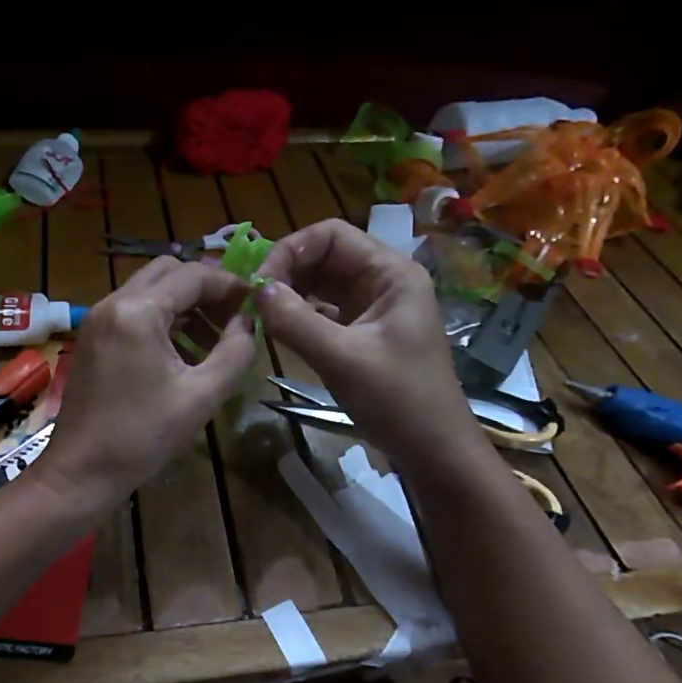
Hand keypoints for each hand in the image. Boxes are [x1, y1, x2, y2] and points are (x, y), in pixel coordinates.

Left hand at [37, 257, 255, 502]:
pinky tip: (183, 352)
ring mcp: (95, 322)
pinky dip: (160, 321)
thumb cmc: (142, 436)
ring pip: (148, 292)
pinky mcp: (91, 341)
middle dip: (205, 289)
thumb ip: (235, 350)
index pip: (193, 275)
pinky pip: (131, 314)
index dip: (231, 284)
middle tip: (234, 317)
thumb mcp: (202, 395)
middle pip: (167, 273)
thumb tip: (250, 321)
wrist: (81, 471)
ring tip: (216, 338)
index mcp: (136, 312)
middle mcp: (111, 305)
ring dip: (183, 305)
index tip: (257, 304)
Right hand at [254, 219, 478, 457]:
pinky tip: (273, 329)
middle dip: (284, 271)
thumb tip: (256, 291)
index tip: (259, 283)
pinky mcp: (357, 333)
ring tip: (256, 314)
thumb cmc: (398, 399)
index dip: (290, 250)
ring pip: (318, 284)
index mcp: (390, 273)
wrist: (431, 447)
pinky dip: (294, 315)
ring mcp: (369, 308)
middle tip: (250, 301)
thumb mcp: (343, 359)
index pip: (331, 235)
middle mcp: (380, 282)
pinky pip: (319, 311)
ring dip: (286, 293)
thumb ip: (296, 322)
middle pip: (322, 256)